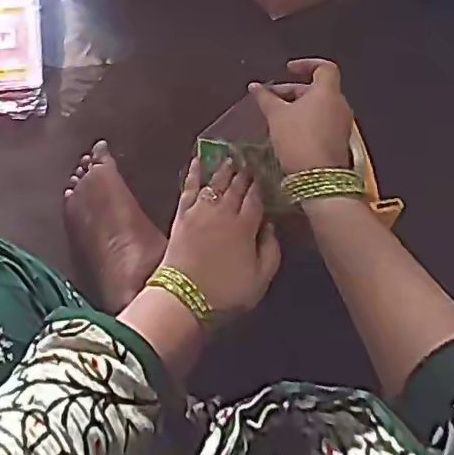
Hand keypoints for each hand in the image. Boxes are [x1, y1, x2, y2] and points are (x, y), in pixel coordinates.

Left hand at [160, 159, 280, 316]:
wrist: (186, 295)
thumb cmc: (227, 292)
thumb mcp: (261, 279)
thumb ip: (271, 250)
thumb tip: (270, 225)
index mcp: (245, 226)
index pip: (255, 199)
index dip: (260, 187)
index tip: (263, 176)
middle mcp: (224, 212)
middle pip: (236, 187)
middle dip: (244, 174)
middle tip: (249, 162)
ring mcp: (201, 210)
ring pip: (215, 183)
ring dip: (224, 169)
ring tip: (230, 158)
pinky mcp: (182, 213)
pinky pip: (189, 187)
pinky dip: (194, 173)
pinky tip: (197, 162)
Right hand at [249, 58, 354, 175]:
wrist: (319, 179)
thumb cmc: (298, 138)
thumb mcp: (276, 115)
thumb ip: (265, 97)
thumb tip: (255, 87)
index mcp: (327, 93)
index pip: (324, 67)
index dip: (305, 64)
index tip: (288, 69)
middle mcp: (339, 105)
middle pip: (317, 88)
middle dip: (292, 90)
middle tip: (270, 98)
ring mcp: (342, 124)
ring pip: (319, 106)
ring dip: (297, 106)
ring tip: (275, 116)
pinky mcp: (339, 140)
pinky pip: (322, 121)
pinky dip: (305, 119)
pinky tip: (287, 130)